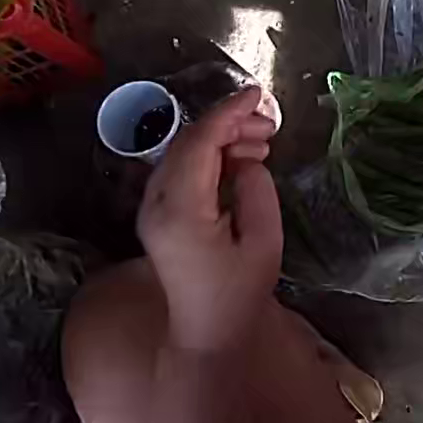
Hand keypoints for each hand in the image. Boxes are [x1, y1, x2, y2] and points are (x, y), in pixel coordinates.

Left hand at [137, 86, 282, 350]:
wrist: (209, 328)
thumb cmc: (242, 289)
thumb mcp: (265, 240)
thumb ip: (257, 191)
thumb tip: (247, 161)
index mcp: (182, 211)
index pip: (199, 144)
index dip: (228, 113)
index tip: (258, 94)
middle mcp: (157, 204)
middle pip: (186, 142)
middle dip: (228, 122)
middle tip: (269, 124)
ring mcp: (153, 208)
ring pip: (183, 152)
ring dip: (221, 137)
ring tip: (262, 141)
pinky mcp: (160, 212)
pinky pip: (184, 168)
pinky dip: (212, 154)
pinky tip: (241, 157)